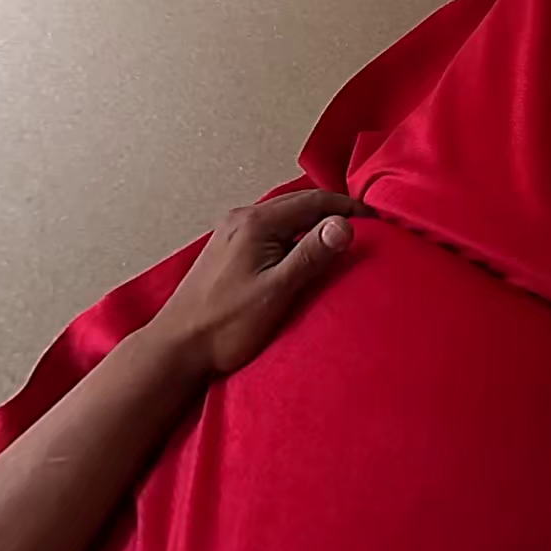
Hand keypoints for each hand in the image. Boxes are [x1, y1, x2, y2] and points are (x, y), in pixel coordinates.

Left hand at [145, 190, 369, 376]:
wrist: (175, 349)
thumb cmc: (226, 326)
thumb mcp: (277, 292)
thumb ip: (311, 255)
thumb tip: (345, 224)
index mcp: (256, 222)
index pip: (313, 201)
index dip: (346, 207)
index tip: (375, 218)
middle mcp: (242, 217)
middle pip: (298, 203)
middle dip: (332, 211)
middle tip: (364, 226)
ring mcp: (231, 230)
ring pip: (284, 215)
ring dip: (313, 221)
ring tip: (339, 238)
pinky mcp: (227, 246)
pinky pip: (271, 227)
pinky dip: (294, 232)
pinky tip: (303, 250)